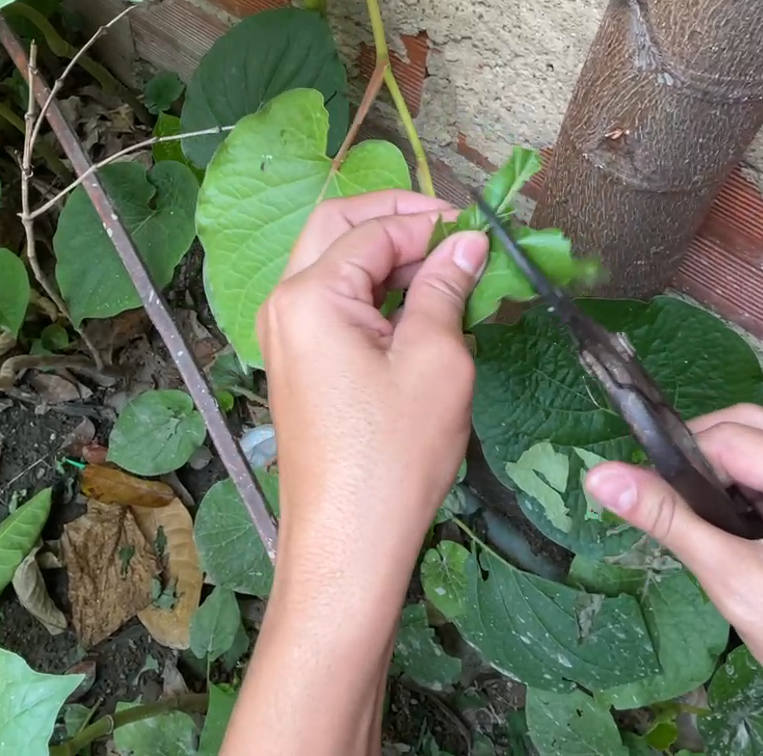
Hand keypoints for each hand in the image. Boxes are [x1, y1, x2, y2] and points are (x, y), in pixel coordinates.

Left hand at [257, 190, 488, 576]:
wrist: (349, 541)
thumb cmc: (394, 453)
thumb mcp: (435, 359)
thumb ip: (445, 287)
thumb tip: (468, 241)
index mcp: (309, 294)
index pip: (372, 230)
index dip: (429, 222)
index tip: (480, 230)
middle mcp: (282, 302)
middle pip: (335, 228)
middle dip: (394, 221)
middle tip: (453, 235)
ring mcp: (283, 332)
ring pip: (332, 263)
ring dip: (386, 257)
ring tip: (446, 272)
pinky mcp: (296, 358)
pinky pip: (331, 302)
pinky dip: (372, 292)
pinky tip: (417, 306)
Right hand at [584, 404, 762, 755]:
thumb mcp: (741, 587)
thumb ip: (668, 520)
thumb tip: (599, 475)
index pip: (734, 436)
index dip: (680, 457)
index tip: (647, 493)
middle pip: (761, 431)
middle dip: (708, 460)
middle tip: (676, 507)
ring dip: (739, 478)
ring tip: (718, 530)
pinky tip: (760, 539)